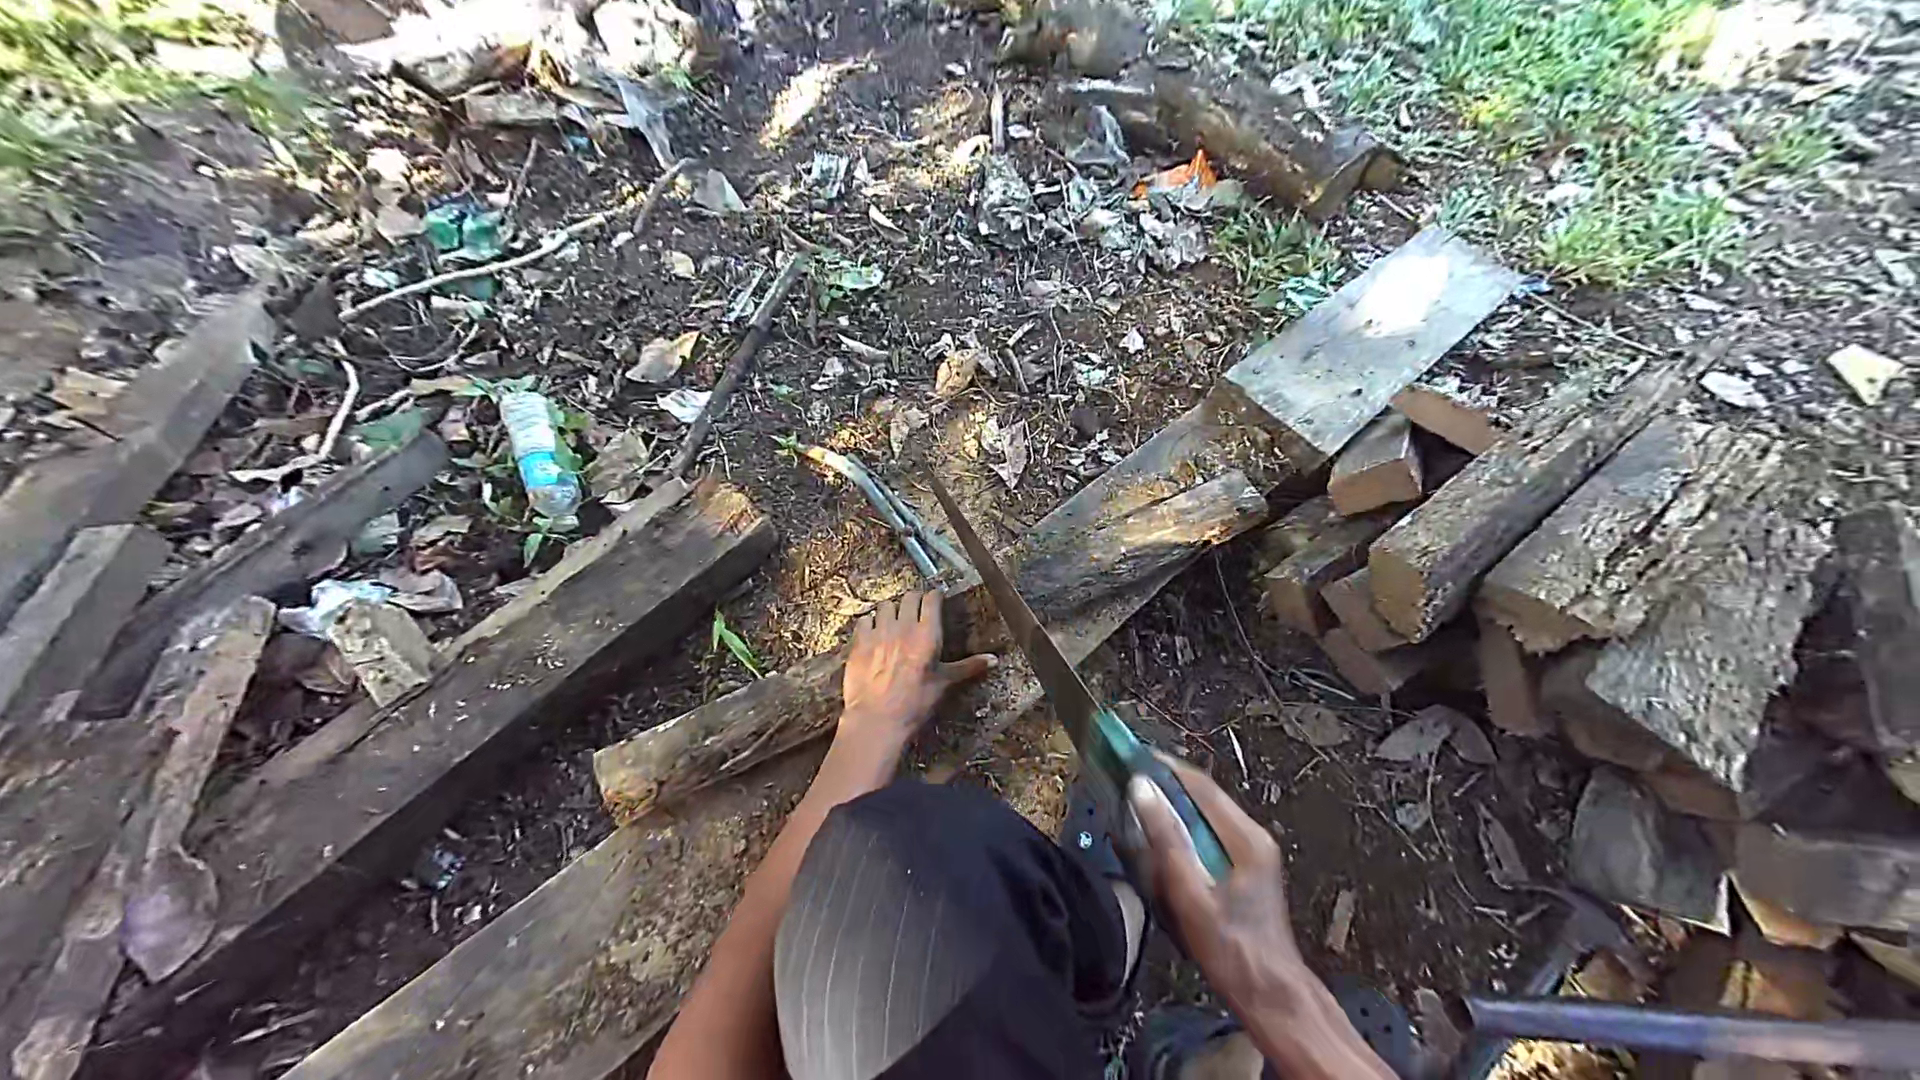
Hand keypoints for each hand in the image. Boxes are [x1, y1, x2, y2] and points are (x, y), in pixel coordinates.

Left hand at [839, 590, 994, 754]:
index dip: (935, 596)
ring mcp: (879, 632)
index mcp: (927, 634)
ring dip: (891, 609)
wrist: (878, 718)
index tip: (936, 598)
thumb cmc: (915, 702)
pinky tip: (874, 632)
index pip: (931, 600)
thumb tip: (994, 660)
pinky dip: (870, 623)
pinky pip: (865, 620)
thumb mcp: (945, 683)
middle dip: (914, 600)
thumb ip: (968, 667)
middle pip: (909, 597)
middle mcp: (904, 626)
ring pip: (885, 605)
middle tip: (917, 609)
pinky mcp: (860, 642)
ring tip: (895, 620)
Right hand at [1128, 755, 1306, 1010]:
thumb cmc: (1231, 949)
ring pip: (1202, 813)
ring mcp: (1251, 850)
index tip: (1131, 756)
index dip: (1164, 767)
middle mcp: (1252, 836)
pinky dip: (1180, 826)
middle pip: (1201, 796)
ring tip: (1136, 804)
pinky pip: (1205, 831)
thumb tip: (1141, 788)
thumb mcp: (1190, 893)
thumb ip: (1165, 839)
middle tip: (1127, 780)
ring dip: (1170, 806)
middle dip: (1163, 785)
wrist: (1270, 996)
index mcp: (1245, 838)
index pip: (1199, 785)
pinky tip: (1159, 838)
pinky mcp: (1243, 865)